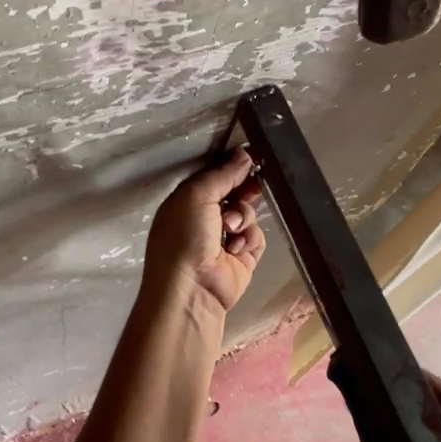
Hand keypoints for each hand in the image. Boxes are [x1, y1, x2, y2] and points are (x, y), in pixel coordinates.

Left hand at [143, 149, 265, 312]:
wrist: (192, 288)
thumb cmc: (184, 236)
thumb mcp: (196, 195)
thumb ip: (222, 174)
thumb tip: (244, 153)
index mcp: (187, 200)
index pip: (214, 176)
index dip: (231, 167)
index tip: (251, 157)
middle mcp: (205, 217)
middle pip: (234, 193)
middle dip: (243, 189)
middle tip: (253, 185)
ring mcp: (224, 238)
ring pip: (247, 213)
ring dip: (242, 216)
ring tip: (230, 228)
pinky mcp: (242, 257)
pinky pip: (256, 237)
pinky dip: (249, 239)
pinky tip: (236, 248)